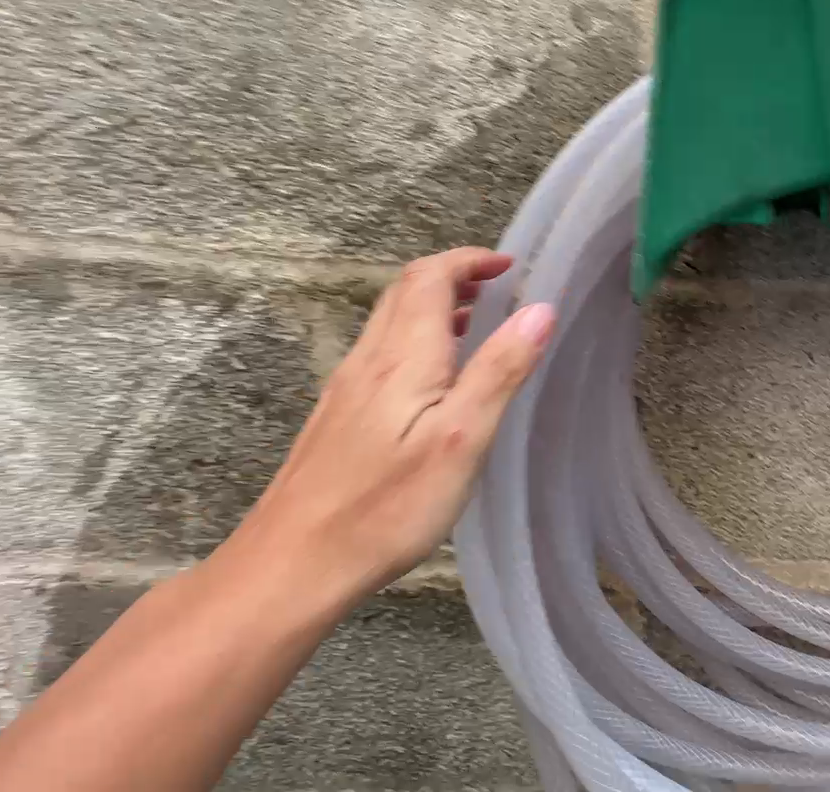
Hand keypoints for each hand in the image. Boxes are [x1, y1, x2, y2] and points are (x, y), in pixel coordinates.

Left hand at [223, 247, 553, 602]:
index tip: (511, 265)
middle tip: (501, 286)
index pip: (428, 278)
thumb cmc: (387, 505)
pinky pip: (383, 352)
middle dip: (454, 275)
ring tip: (482, 321)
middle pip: (404, 292)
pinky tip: (441, 375)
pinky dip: (420, 337)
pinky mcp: (339, 417)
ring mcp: (346, 390)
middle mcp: (368, 362)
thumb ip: (501, 368)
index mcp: (402, 358)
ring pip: (391, 322)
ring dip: (437, 305)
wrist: (289, 569)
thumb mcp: (463, 437)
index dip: (468, 260)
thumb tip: (541, 309)